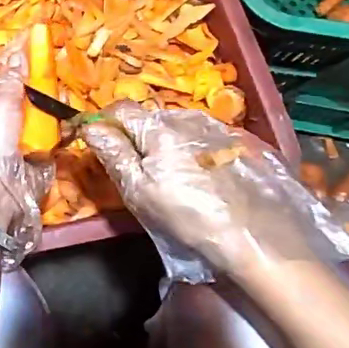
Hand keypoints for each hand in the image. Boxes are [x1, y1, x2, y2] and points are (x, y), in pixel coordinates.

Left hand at [0, 38, 53, 258]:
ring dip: (53, 98)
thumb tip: (18, 57)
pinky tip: (73, 114)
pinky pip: (55, 136)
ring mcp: (23, 139)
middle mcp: (4, 119)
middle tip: (54, 53)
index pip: (4, 71)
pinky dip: (64, 126)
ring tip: (65, 80)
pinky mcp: (41, 158)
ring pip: (42, 112)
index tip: (34, 33)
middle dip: (39, 73)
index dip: (17, 53)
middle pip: (25, 90)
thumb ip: (11, 81)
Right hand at [79, 101, 348, 278]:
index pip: (120, 109)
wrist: (259, 238)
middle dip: (136, 134)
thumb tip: (90, 126)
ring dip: (166, 140)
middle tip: (137, 169)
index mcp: (159, 128)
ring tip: (172, 175)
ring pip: (178, 125)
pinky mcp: (240, 142)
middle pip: (150, 116)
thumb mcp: (139, 191)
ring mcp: (217, 128)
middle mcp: (188, 118)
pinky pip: (204, 136)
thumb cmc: (188, 217)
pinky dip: (193, 148)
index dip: (103, 122)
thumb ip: (113, 153)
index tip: (97, 142)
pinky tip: (201, 176)